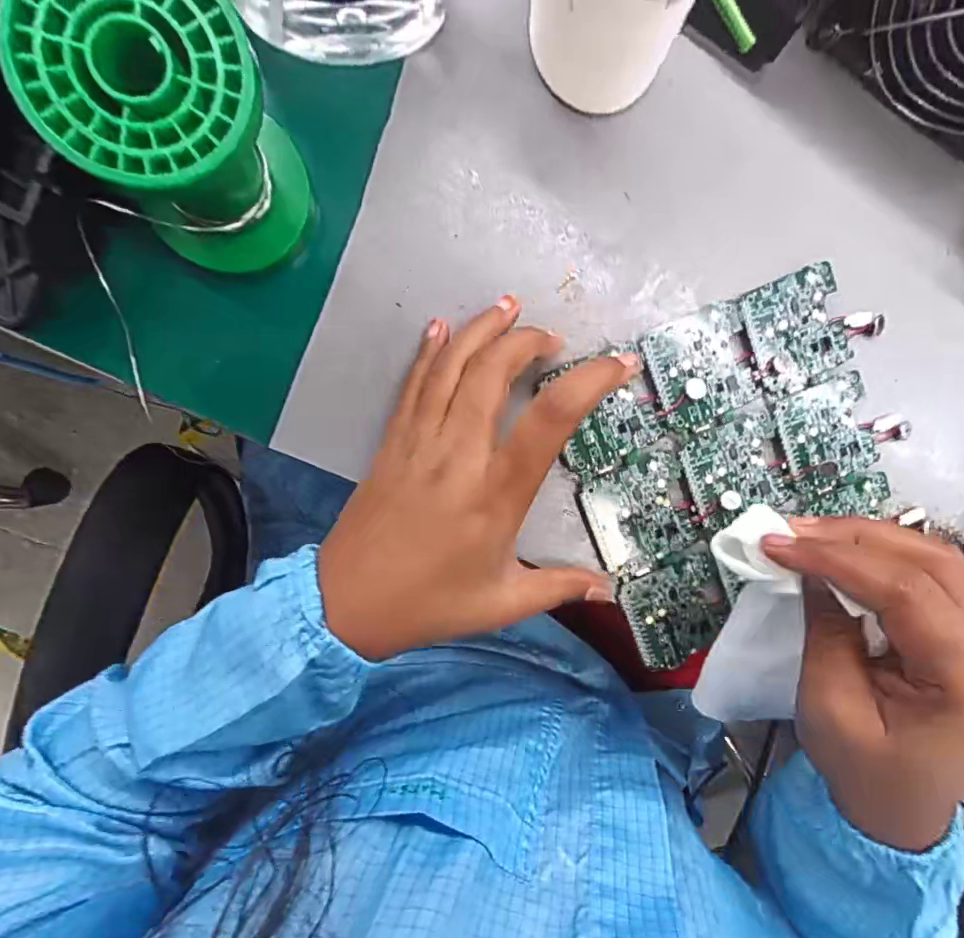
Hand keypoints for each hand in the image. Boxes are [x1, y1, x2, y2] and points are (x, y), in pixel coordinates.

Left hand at [318, 297, 638, 659]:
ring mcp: (418, 444)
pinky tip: (439, 328)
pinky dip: (429, 353)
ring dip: (480, 330)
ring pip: (450, 368)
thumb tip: (606, 590)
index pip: (549, 420)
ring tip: (506, 305)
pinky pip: (412, 386)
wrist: (346, 602)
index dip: (589, 382)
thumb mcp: (501, 603)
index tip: (616, 362)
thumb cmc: (428, 605)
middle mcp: (458, 456)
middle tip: (551, 337)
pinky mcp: (390, 445)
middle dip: (526, 341)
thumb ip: (557, 587)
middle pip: (493, 373)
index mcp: (495, 494)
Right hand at [761, 518, 963, 850]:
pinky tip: (842, 553)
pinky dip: (882, 558)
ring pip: (937, 561)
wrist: (897, 810)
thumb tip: (811, 571)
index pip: (907, 591)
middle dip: (854, 537)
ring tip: (809, 534)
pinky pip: (933, 579)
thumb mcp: (830, 706)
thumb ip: (827, 632)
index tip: (779, 544)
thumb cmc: (862, 772)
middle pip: (932, 563)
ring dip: (868, 540)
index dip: (837, 558)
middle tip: (790, 530)